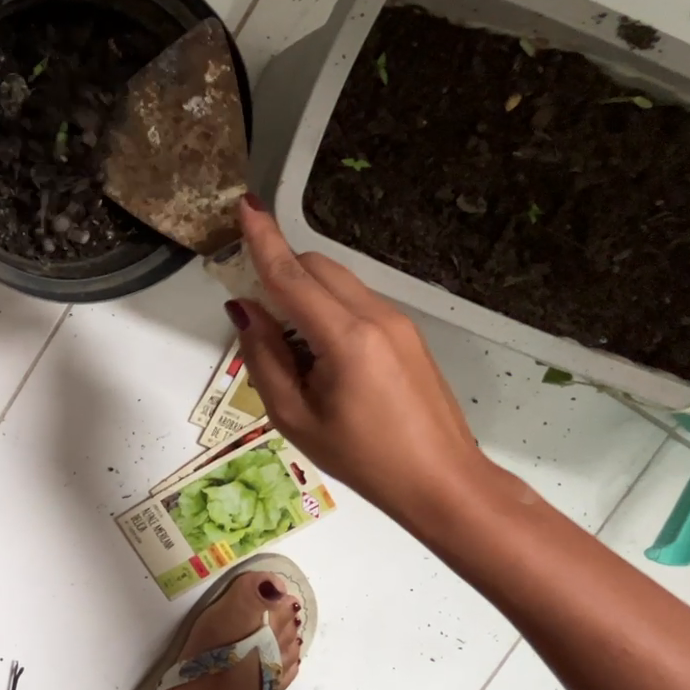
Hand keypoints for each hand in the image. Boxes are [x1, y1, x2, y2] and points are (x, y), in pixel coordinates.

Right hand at [229, 195, 487, 516]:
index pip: (291, 275)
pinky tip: (321, 355)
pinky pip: (354, 300)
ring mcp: (397, 322)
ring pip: (337, 280)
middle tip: (257, 314)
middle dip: (280, 270)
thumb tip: (243, 309)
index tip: (244, 204)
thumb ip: (263, 356)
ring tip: (292, 348)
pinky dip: (325, 308)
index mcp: (344, 338)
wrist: (446, 486)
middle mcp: (374, 316)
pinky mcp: (407, 332)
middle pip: (316, 266)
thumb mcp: (293, 416)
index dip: (263, 239)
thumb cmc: (363, 459)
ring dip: (303, 292)